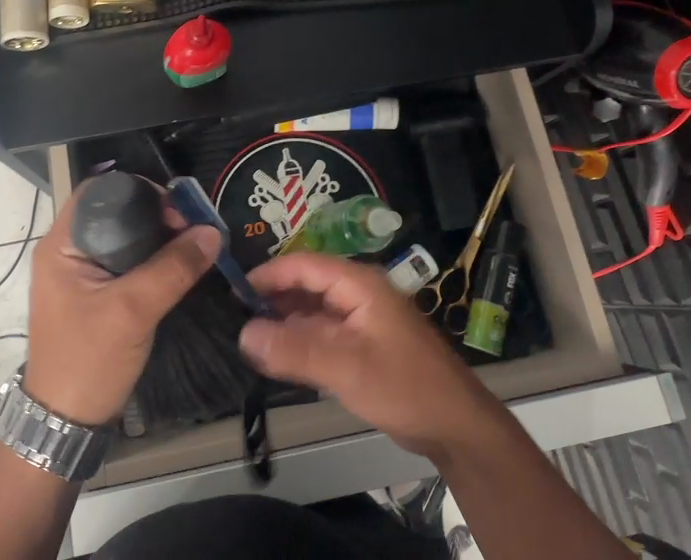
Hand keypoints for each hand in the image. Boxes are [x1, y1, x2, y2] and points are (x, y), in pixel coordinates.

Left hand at [21, 187, 219, 425]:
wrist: (65, 423)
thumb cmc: (89, 361)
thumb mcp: (133, 311)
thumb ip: (172, 268)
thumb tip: (212, 232)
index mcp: (61, 245)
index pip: (100, 193)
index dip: (139, 192)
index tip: (178, 209)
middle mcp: (67, 252)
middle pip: (115, 213)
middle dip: (156, 214)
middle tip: (193, 227)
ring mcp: (81, 275)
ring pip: (125, 238)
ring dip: (158, 238)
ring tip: (194, 244)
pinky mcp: (96, 295)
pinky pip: (127, 262)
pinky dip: (153, 260)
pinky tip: (180, 266)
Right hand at [240, 253, 502, 458]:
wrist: (456, 426)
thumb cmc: (404, 387)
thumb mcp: (345, 367)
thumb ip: (293, 350)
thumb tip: (242, 333)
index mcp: (359, 285)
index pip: (304, 264)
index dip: (268, 274)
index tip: (235, 293)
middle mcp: (360, 294)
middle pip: (308, 285)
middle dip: (274, 299)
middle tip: (237, 320)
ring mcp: (364, 321)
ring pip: (314, 312)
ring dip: (286, 323)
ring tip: (250, 340)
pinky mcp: (365, 346)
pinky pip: (325, 334)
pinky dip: (301, 342)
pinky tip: (280, 359)